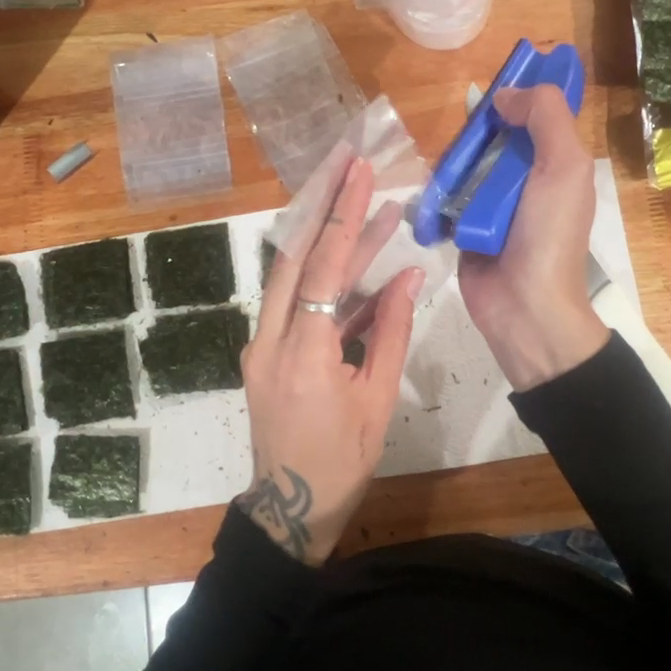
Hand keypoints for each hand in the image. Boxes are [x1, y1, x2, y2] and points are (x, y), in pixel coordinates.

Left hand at [240, 157, 423, 563]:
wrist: (291, 507)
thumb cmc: (343, 462)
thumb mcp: (377, 398)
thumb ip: (390, 332)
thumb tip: (410, 276)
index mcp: (302, 354)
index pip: (323, 268)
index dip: (344, 216)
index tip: (359, 172)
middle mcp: (269, 339)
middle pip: (296, 256)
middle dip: (324, 206)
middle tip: (349, 162)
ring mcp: (260, 345)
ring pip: (293, 277)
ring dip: (328, 242)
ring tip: (372, 208)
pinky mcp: (264, 353)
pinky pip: (294, 304)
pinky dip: (326, 283)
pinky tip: (361, 269)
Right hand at [459, 85, 609, 391]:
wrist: (525, 307)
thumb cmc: (549, 235)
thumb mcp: (562, 167)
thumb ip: (543, 117)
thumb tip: (504, 95)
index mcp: (556, 161)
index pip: (539, 113)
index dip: (522, 92)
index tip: (495, 84)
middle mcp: (525, 177)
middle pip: (495, 134)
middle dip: (477, 128)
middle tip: (464, 131)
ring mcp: (492, 203)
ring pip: (466, 161)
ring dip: (453, 161)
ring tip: (445, 168)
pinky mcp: (463, 226)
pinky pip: (446, 196)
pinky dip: (436, 191)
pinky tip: (427, 191)